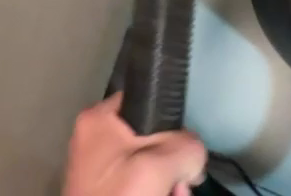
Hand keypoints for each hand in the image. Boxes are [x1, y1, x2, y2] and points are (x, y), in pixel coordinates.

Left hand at [63, 93, 207, 195]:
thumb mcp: (155, 167)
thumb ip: (183, 148)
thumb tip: (194, 150)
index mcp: (99, 119)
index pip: (146, 103)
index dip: (171, 125)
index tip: (184, 151)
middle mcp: (97, 138)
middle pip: (153, 141)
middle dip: (173, 167)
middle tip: (179, 186)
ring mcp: (103, 169)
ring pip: (152, 169)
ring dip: (170, 186)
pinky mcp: (110, 192)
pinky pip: (144, 186)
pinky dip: (158, 193)